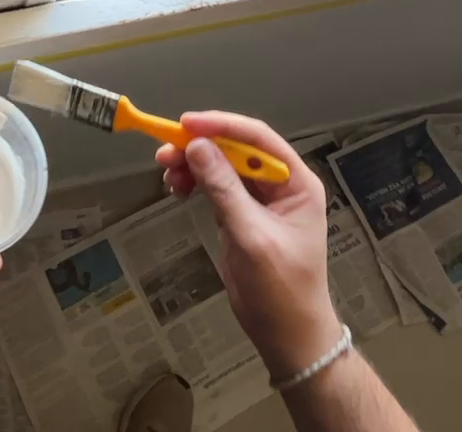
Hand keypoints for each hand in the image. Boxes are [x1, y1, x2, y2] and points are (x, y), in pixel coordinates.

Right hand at [156, 111, 340, 376]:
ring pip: (220, 164)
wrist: (287, 337)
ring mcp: (258, 197)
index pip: (257, 139)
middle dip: (200, 146)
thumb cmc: (282, 289)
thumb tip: (197, 147)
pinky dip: (193, 181)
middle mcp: (278, 183)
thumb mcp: (251, 236)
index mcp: (295, 182)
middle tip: (165, 151)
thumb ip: (223, 189)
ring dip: (192, 164)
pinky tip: (176, 187)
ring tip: (166, 172)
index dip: (222, 125)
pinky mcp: (239, 212)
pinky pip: (213, 184)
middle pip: (234, 148)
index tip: (187, 123)